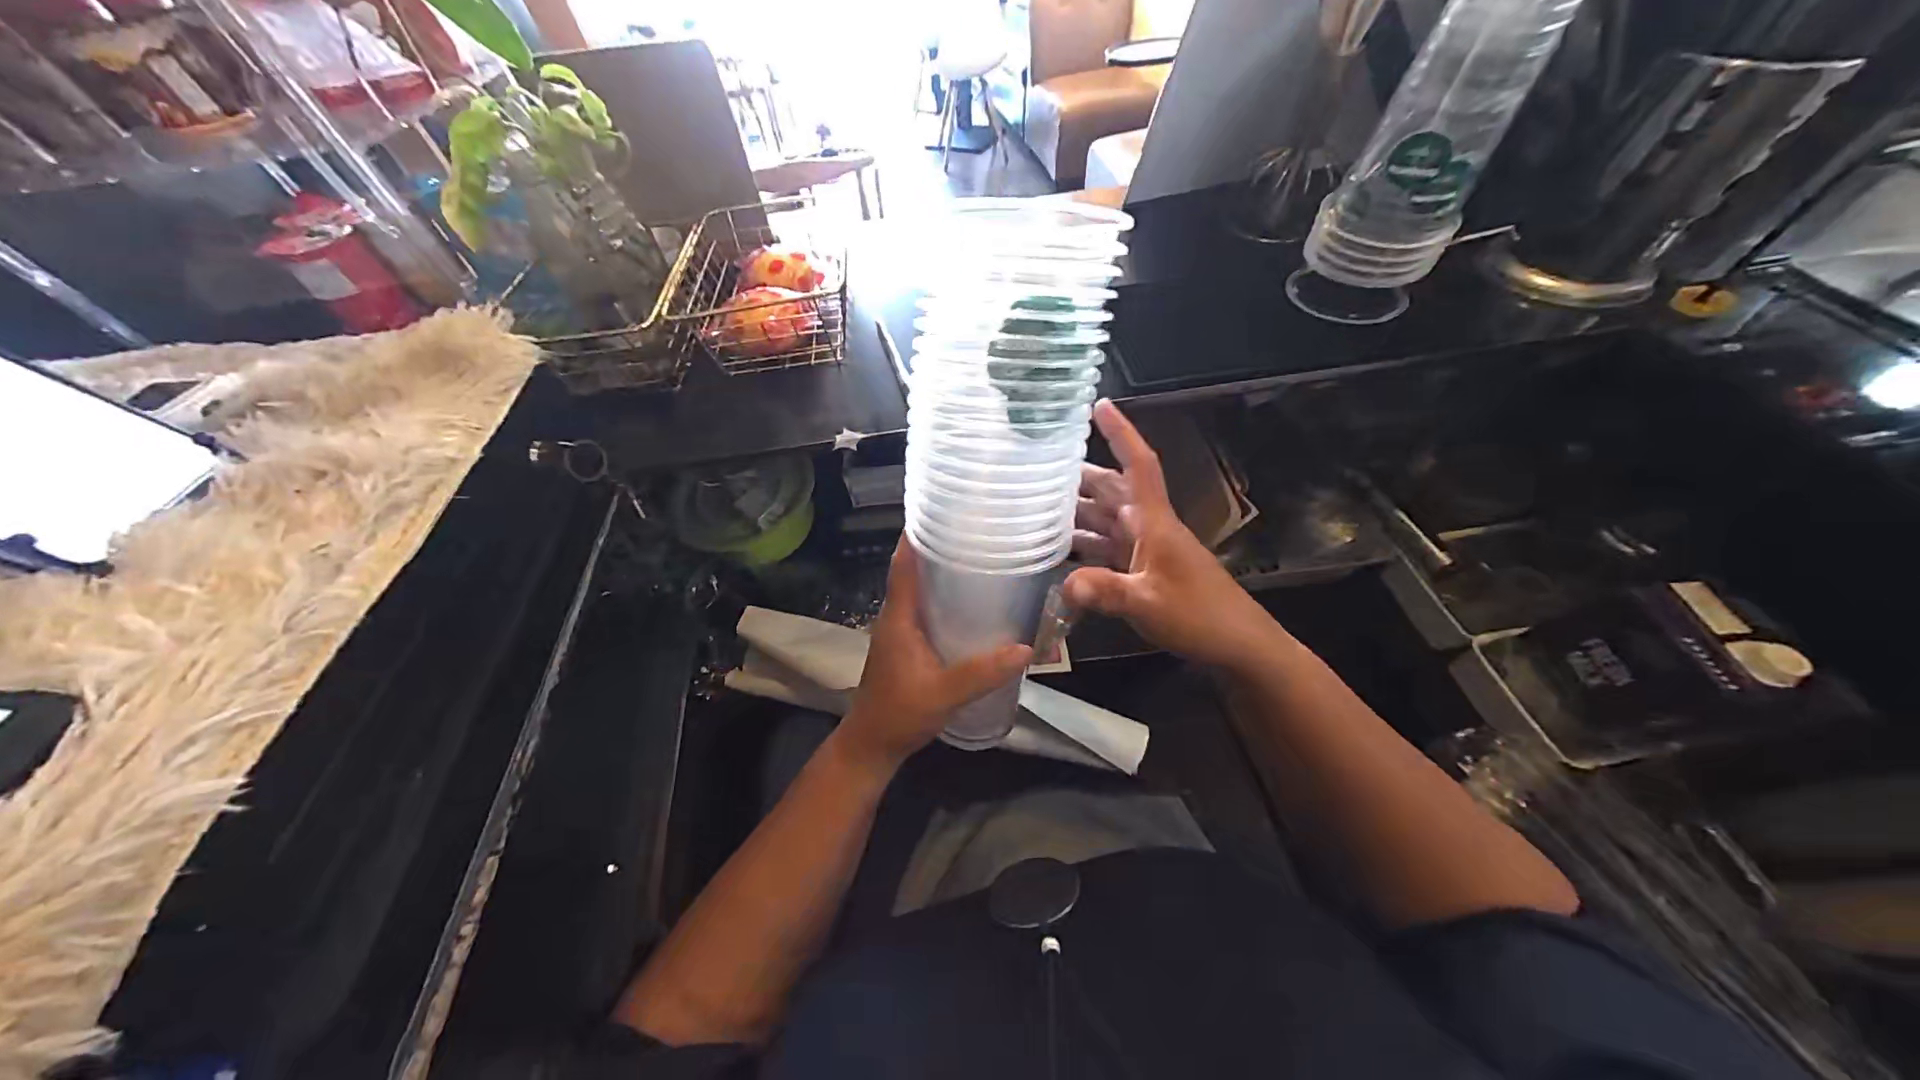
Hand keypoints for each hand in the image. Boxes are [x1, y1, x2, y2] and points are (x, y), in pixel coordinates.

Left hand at [835, 540, 1032, 772]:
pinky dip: (945, 596)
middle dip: (939, 547)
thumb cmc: (900, 713)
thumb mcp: (944, 694)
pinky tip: (971, 602)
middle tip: (976, 530)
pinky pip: (926, 608)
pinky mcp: (908, 643)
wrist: (873, 744)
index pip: (904, 564)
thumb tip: (1026, 648)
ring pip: (921, 589)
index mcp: (898, 617)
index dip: (917, 535)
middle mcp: (896, 616)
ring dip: (942, 571)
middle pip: (914, 569)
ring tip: (979, 556)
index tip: (942, 510)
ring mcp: (901, 630)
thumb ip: (982, 672)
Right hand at [1065, 400, 1284, 669]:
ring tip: (1037, 507)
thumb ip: (1106, 591)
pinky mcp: (1142, 572)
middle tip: (1040, 468)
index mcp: (1154, 522)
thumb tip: (1065, 585)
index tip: (1100, 405)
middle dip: (1080, 476)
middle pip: (1112, 491)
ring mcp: (1145, 550)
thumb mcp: (1149, 602)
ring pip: (1106, 520)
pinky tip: (1058, 554)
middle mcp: (1148, 528)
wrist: (1236, 644)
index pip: (1138, 466)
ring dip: (1077, 512)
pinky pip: (1106, 549)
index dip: (1121, 433)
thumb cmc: (1199, 615)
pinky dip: (1083, 547)